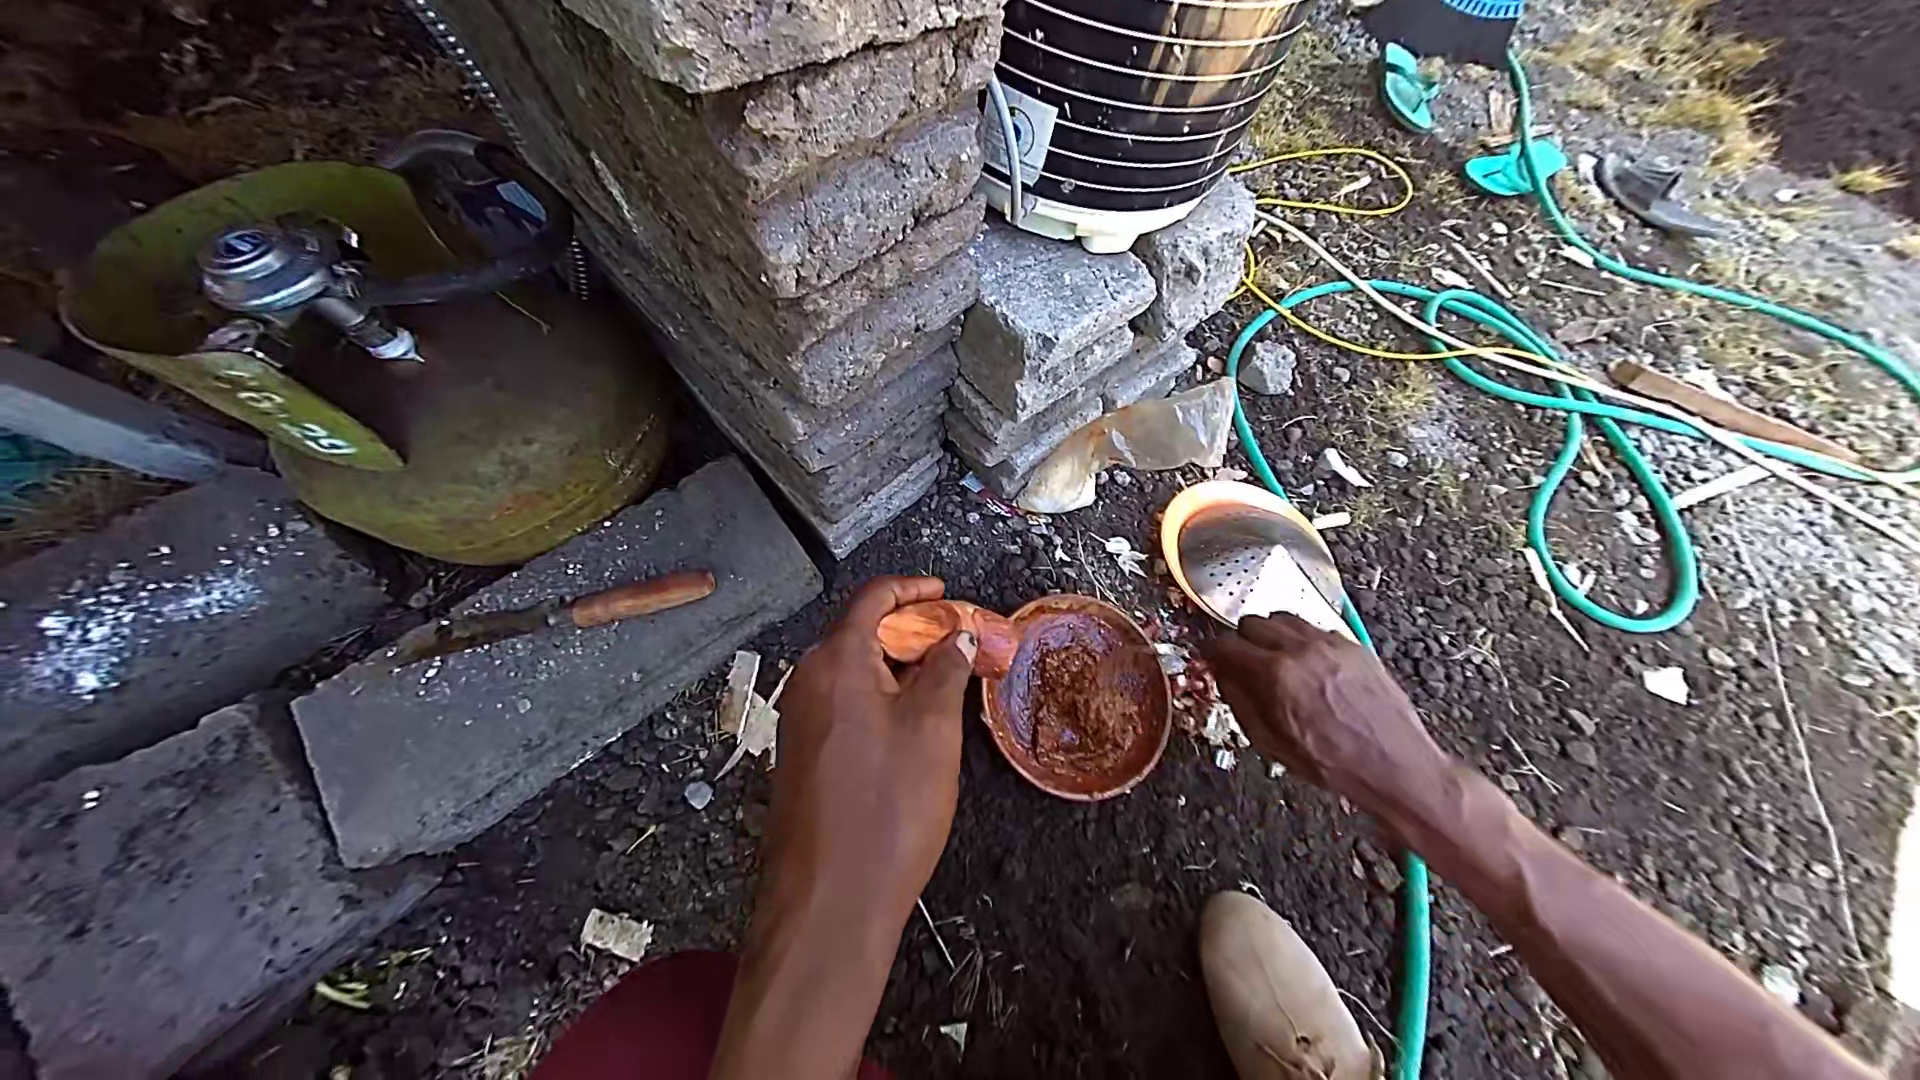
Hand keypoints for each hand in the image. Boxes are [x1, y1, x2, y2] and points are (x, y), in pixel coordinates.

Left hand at [760, 576, 976, 932]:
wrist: (830, 901)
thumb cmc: (886, 810)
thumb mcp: (932, 727)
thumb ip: (946, 668)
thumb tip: (957, 635)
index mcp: (835, 661)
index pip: (873, 598)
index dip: (913, 589)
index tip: (943, 593)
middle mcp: (808, 680)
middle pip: (862, 630)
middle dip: (912, 629)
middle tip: (957, 641)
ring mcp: (800, 716)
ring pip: (855, 667)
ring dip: (898, 663)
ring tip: (942, 678)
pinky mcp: (804, 749)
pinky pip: (844, 699)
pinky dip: (880, 693)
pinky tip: (911, 716)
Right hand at [1200, 614, 1448, 818]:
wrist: (1396, 767)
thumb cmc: (1336, 763)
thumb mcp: (1270, 742)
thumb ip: (1238, 701)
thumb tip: (1222, 675)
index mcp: (1276, 674)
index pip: (1226, 644)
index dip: (1212, 651)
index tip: (1212, 656)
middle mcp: (1301, 650)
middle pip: (1251, 622)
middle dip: (1241, 640)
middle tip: (1243, 660)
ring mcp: (1330, 644)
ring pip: (1282, 617)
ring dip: (1270, 634)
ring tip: (1273, 657)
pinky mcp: (1352, 645)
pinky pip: (1313, 627)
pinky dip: (1300, 638)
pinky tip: (1304, 662)